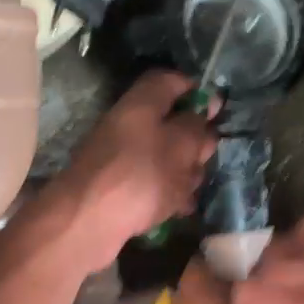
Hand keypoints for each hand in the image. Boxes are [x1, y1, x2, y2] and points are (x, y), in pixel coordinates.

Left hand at [42, 71, 217, 271]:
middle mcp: (129, 126)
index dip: (195, 90)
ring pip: (165, 156)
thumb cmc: (140, 175)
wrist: (88, 222)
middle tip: (204, 160)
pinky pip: (151, 183)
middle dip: (194, 142)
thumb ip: (197, 126)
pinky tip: (179, 209)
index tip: (215, 110)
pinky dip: (167, 193)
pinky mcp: (119, 187)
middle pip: (171, 123)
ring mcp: (122, 158)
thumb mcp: (180, 145)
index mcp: (141, 104)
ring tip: (190, 191)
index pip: (169, 81)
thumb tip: (205, 109)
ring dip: (184, 171)